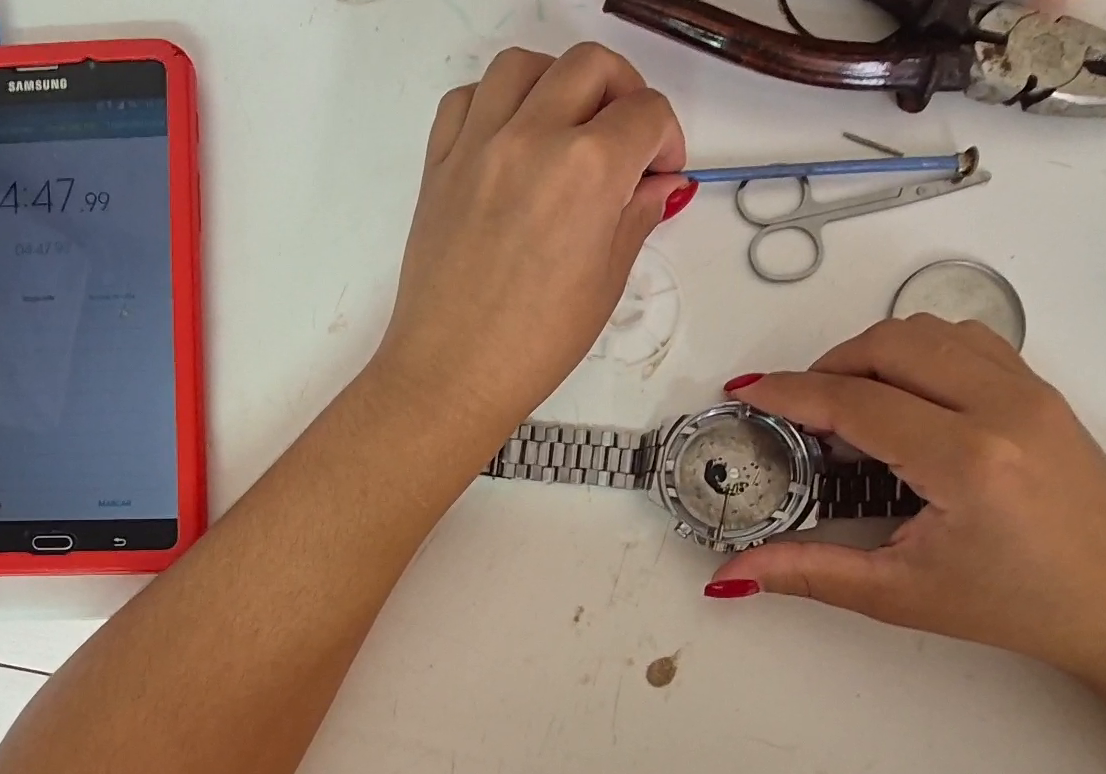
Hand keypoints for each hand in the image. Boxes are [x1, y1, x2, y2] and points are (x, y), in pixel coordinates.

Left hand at [371, 45, 689, 428]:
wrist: (451, 375)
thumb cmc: (530, 347)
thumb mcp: (605, 283)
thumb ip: (636, 216)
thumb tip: (658, 185)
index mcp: (586, 171)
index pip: (646, 113)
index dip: (667, 139)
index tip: (660, 171)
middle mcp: (530, 142)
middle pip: (591, 67)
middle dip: (624, 92)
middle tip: (626, 139)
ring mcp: (476, 150)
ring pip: (523, 66)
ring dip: (557, 81)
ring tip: (567, 126)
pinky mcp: (438, 168)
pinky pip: (465, 100)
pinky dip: (494, 101)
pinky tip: (511, 138)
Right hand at [710, 315, 1105, 682]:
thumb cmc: (1019, 605)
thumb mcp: (897, 594)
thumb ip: (805, 573)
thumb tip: (731, 576)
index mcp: (967, 461)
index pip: (856, 401)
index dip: (789, 392)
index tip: (747, 394)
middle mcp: (1004, 409)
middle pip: (890, 344)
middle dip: (826, 366)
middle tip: (794, 409)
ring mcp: (1031, 392)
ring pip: (929, 332)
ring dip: (871, 354)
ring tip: (843, 402)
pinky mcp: (1042, 392)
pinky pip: (966, 341)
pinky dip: (915, 353)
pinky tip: (898, 398)